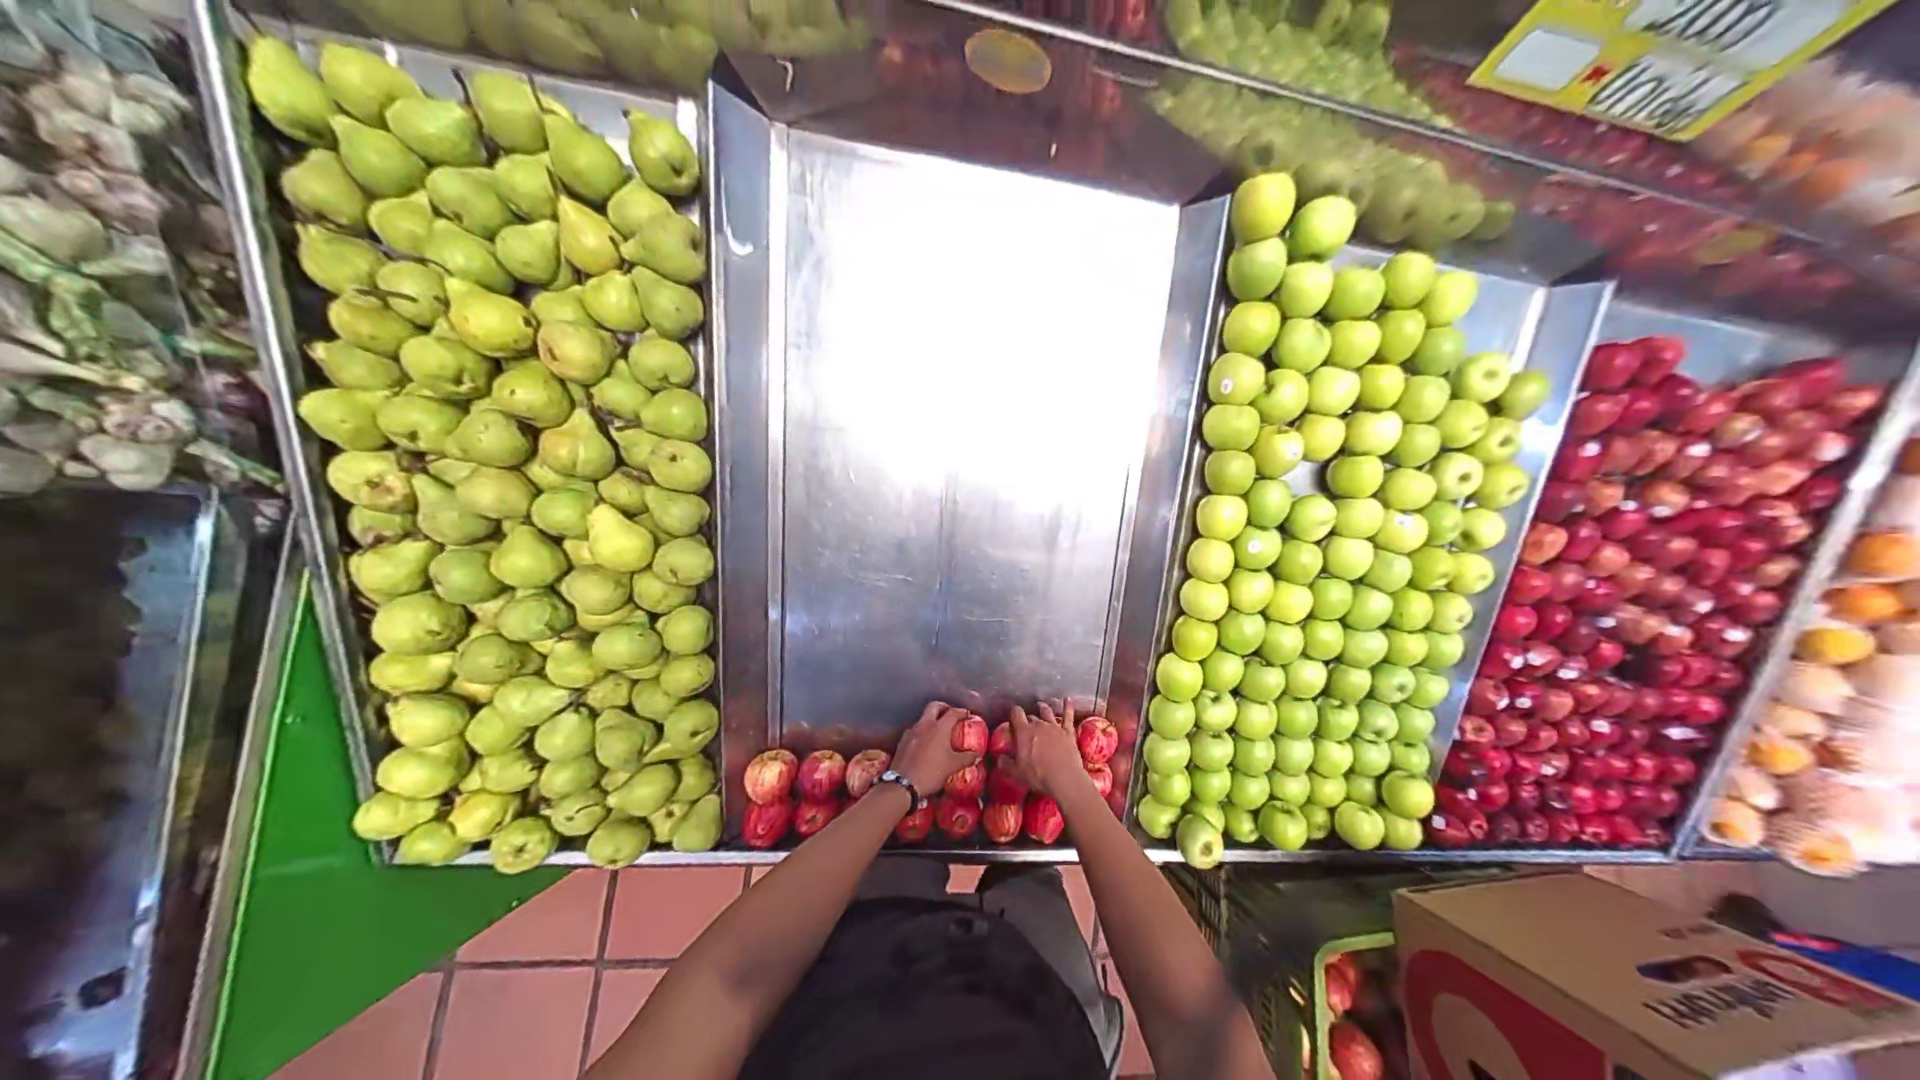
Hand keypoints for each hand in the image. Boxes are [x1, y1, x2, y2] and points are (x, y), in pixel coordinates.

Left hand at [893, 701, 979, 798]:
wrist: (903, 784)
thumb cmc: (932, 772)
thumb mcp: (953, 766)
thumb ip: (967, 758)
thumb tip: (977, 754)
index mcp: (939, 727)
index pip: (953, 712)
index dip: (962, 711)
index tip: (967, 715)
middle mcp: (924, 724)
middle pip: (935, 706)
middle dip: (944, 707)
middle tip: (951, 715)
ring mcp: (911, 731)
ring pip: (923, 717)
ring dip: (932, 719)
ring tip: (939, 730)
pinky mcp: (902, 740)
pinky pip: (915, 729)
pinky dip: (923, 731)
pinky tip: (926, 743)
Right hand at [1005, 702, 1094, 801]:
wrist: (1064, 778)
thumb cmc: (1037, 775)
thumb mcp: (1016, 772)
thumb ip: (1005, 763)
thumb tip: (999, 758)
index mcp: (1023, 732)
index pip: (1016, 714)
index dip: (1014, 713)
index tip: (1013, 715)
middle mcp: (1038, 724)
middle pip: (1032, 716)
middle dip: (1028, 718)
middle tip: (1027, 723)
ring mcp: (1054, 726)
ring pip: (1048, 712)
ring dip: (1044, 708)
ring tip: (1041, 706)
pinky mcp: (1068, 731)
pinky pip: (1068, 716)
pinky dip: (1068, 706)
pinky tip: (1068, 699)